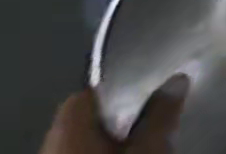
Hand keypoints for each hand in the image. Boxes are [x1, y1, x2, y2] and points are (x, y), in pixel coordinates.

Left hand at [40, 79, 185, 153]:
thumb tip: (175, 79)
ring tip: (150, 142)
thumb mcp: (148, 150)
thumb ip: (161, 112)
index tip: (148, 83)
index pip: (83, 97)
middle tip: (157, 112)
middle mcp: (50, 153)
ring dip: (116, 145)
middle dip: (121, 118)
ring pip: (87, 150)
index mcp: (65, 135)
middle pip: (85, 126)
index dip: (115, 87)